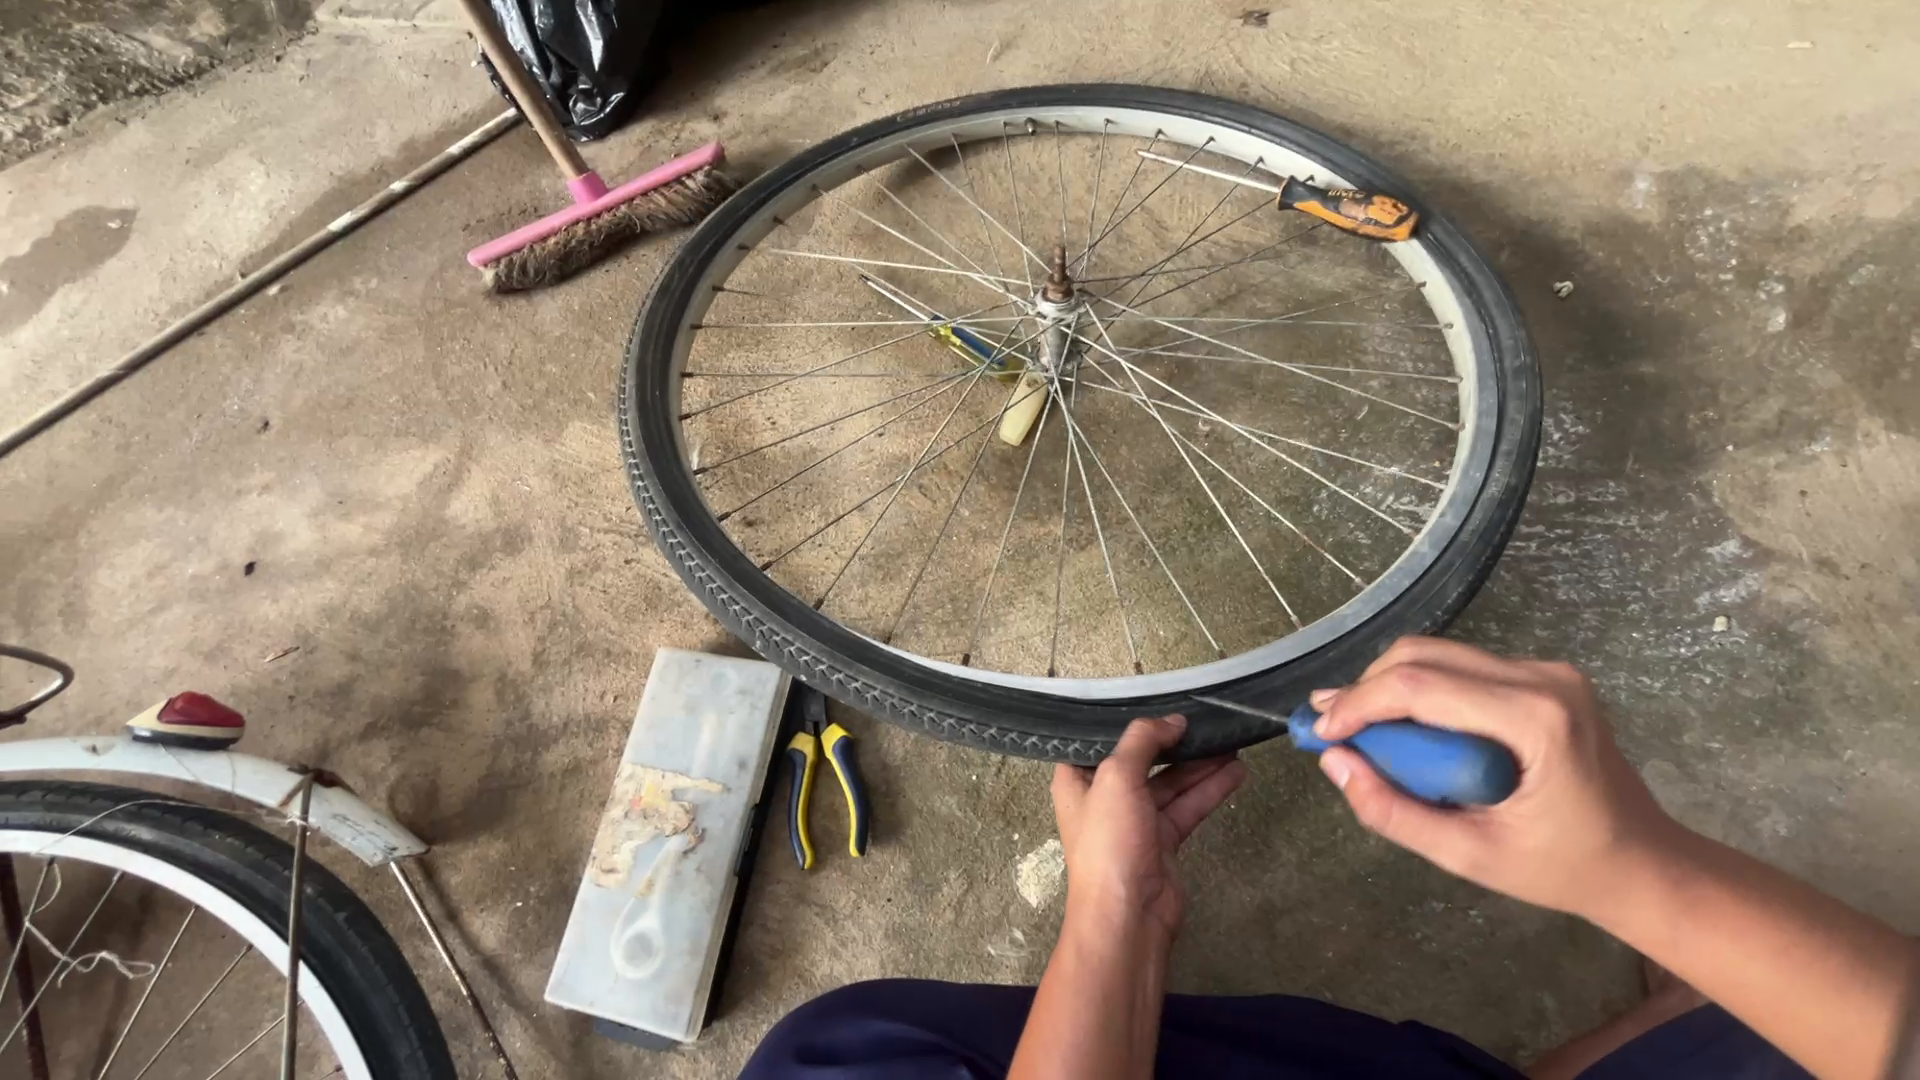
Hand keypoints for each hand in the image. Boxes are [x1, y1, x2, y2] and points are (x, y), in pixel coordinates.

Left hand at [1050, 716, 1245, 941]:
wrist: (1128, 915)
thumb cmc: (1110, 840)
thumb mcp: (1117, 777)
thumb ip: (1142, 741)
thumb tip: (1173, 720)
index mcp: (1076, 778)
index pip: (1102, 739)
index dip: (1129, 721)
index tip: (1159, 701)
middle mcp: (1103, 795)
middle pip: (1142, 758)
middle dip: (1173, 741)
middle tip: (1205, 720)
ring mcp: (1135, 819)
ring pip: (1170, 782)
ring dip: (1199, 764)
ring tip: (1231, 740)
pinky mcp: (1162, 839)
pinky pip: (1187, 805)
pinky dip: (1209, 789)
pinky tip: (1236, 771)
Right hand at [1311, 637, 1679, 917]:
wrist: (1646, 864)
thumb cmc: (1562, 869)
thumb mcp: (1467, 856)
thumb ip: (1391, 811)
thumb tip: (1332, 760)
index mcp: (1536, 720)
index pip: (1419, 686)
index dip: (1357, 703)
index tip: (1320, 733)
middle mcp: (1542, 678)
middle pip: (1420, 657)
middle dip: (1363, 690)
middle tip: (1330, 729)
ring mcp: (1544, 671)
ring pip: (1432, 653)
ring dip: (1383, 686)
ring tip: (1353, 725)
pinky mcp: (1539, 675)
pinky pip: (1454, 664)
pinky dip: (1412, 688)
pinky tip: (1396, 721)